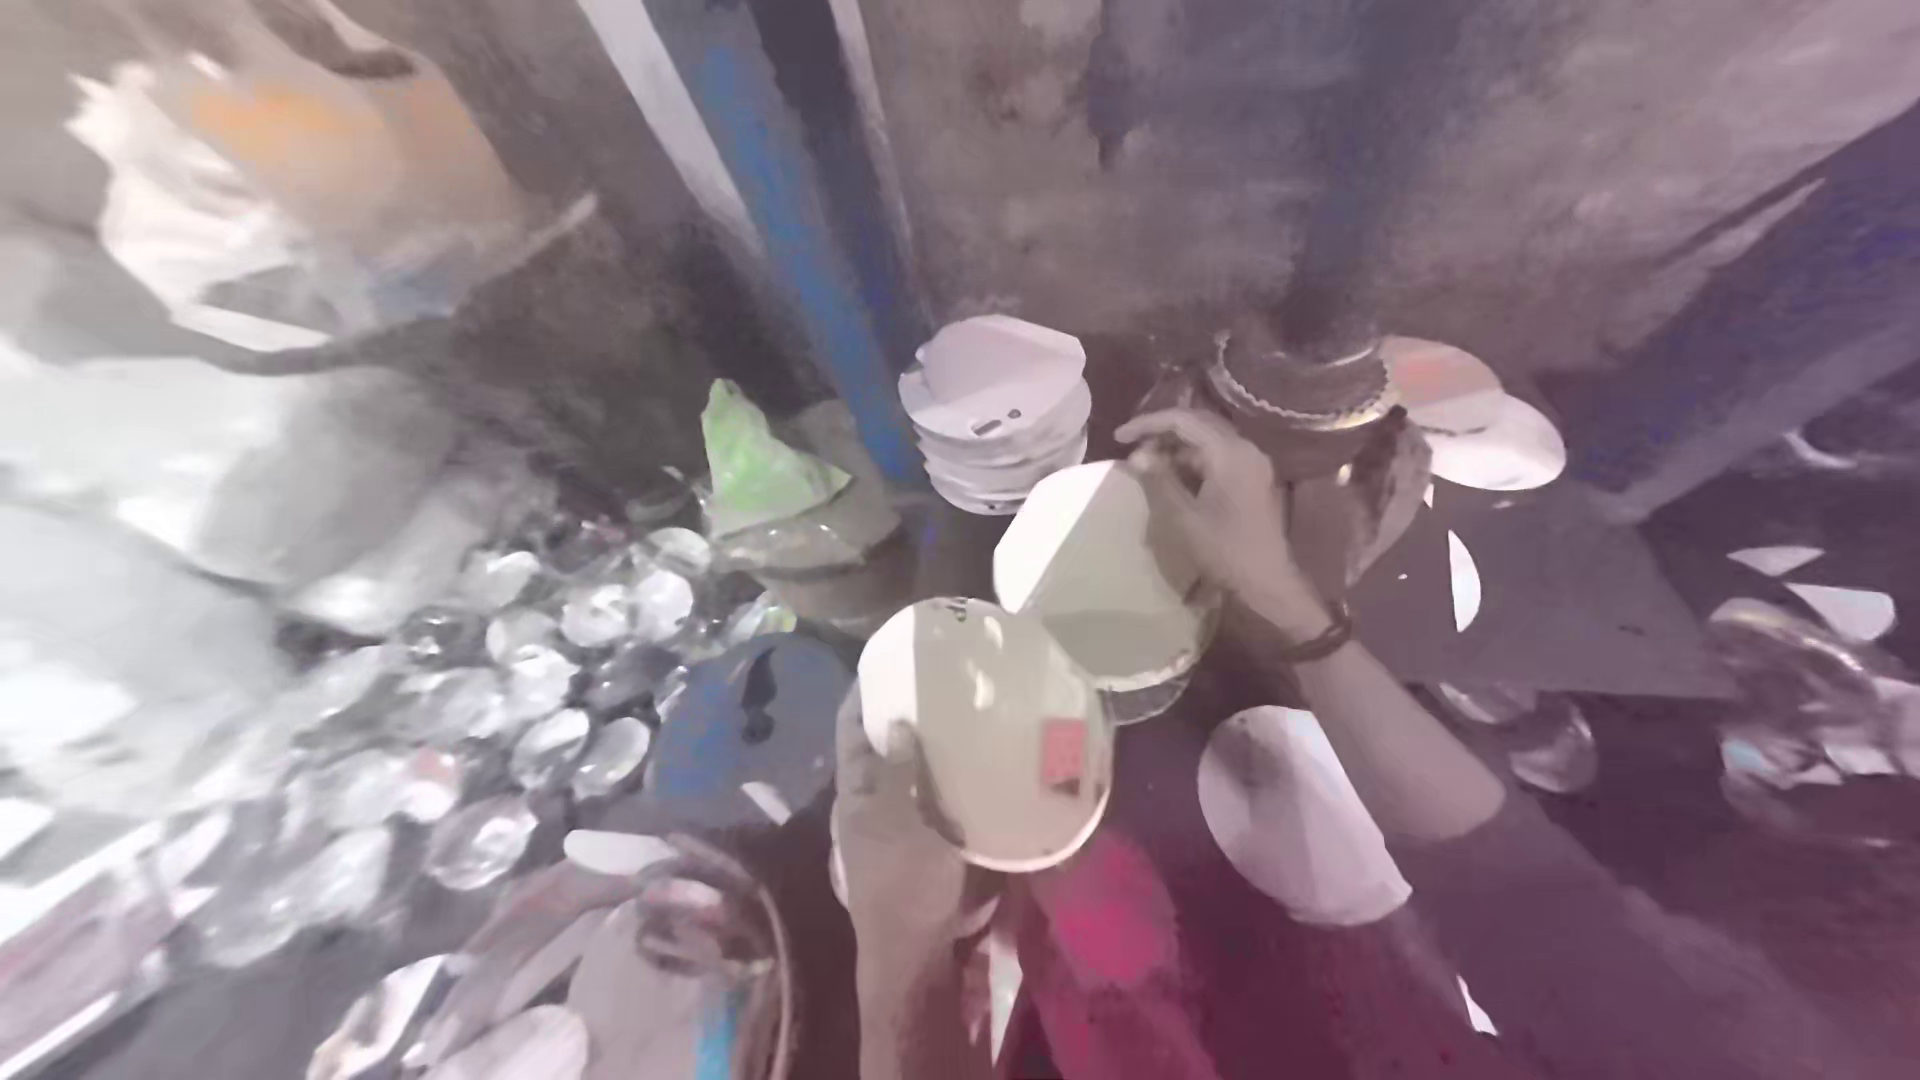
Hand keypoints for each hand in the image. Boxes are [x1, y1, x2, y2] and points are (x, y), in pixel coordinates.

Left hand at [833, 690, 968, 959]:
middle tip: (928, 675)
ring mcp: (892, 812)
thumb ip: (898, 772)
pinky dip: (935, 763)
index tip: (882, 660)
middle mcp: (868, 794)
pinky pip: (923, 783)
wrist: (914, 947)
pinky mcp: (916, 827)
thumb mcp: (901, 822)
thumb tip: (899, 721)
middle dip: (895, 707)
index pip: (850, 728)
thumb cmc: (904, 881)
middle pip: (875, 740)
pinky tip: (961, 751)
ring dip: (918, 734)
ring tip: (949, 703)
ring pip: (901, 760)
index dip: (860, 693)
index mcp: (855, 789)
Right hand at [1116, 409, 1332, 641]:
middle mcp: (1245, 450)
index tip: (1118, 438)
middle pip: (1198, 425)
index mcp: (1230, 452)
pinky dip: (1190, 463)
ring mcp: (1252, 465)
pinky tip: (1171, 479)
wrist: (1266, 583)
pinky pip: (1217, 459)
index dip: (1147, 424)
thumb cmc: (1223, 550)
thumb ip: (1158, 480)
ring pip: (1206, 442)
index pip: (1183, 420)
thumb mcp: (1182, 516)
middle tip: (1131, 449)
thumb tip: (1137, 455)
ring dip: (1175, 449)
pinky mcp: (1252, 481)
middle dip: (1161, 433)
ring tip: (1146, 466)